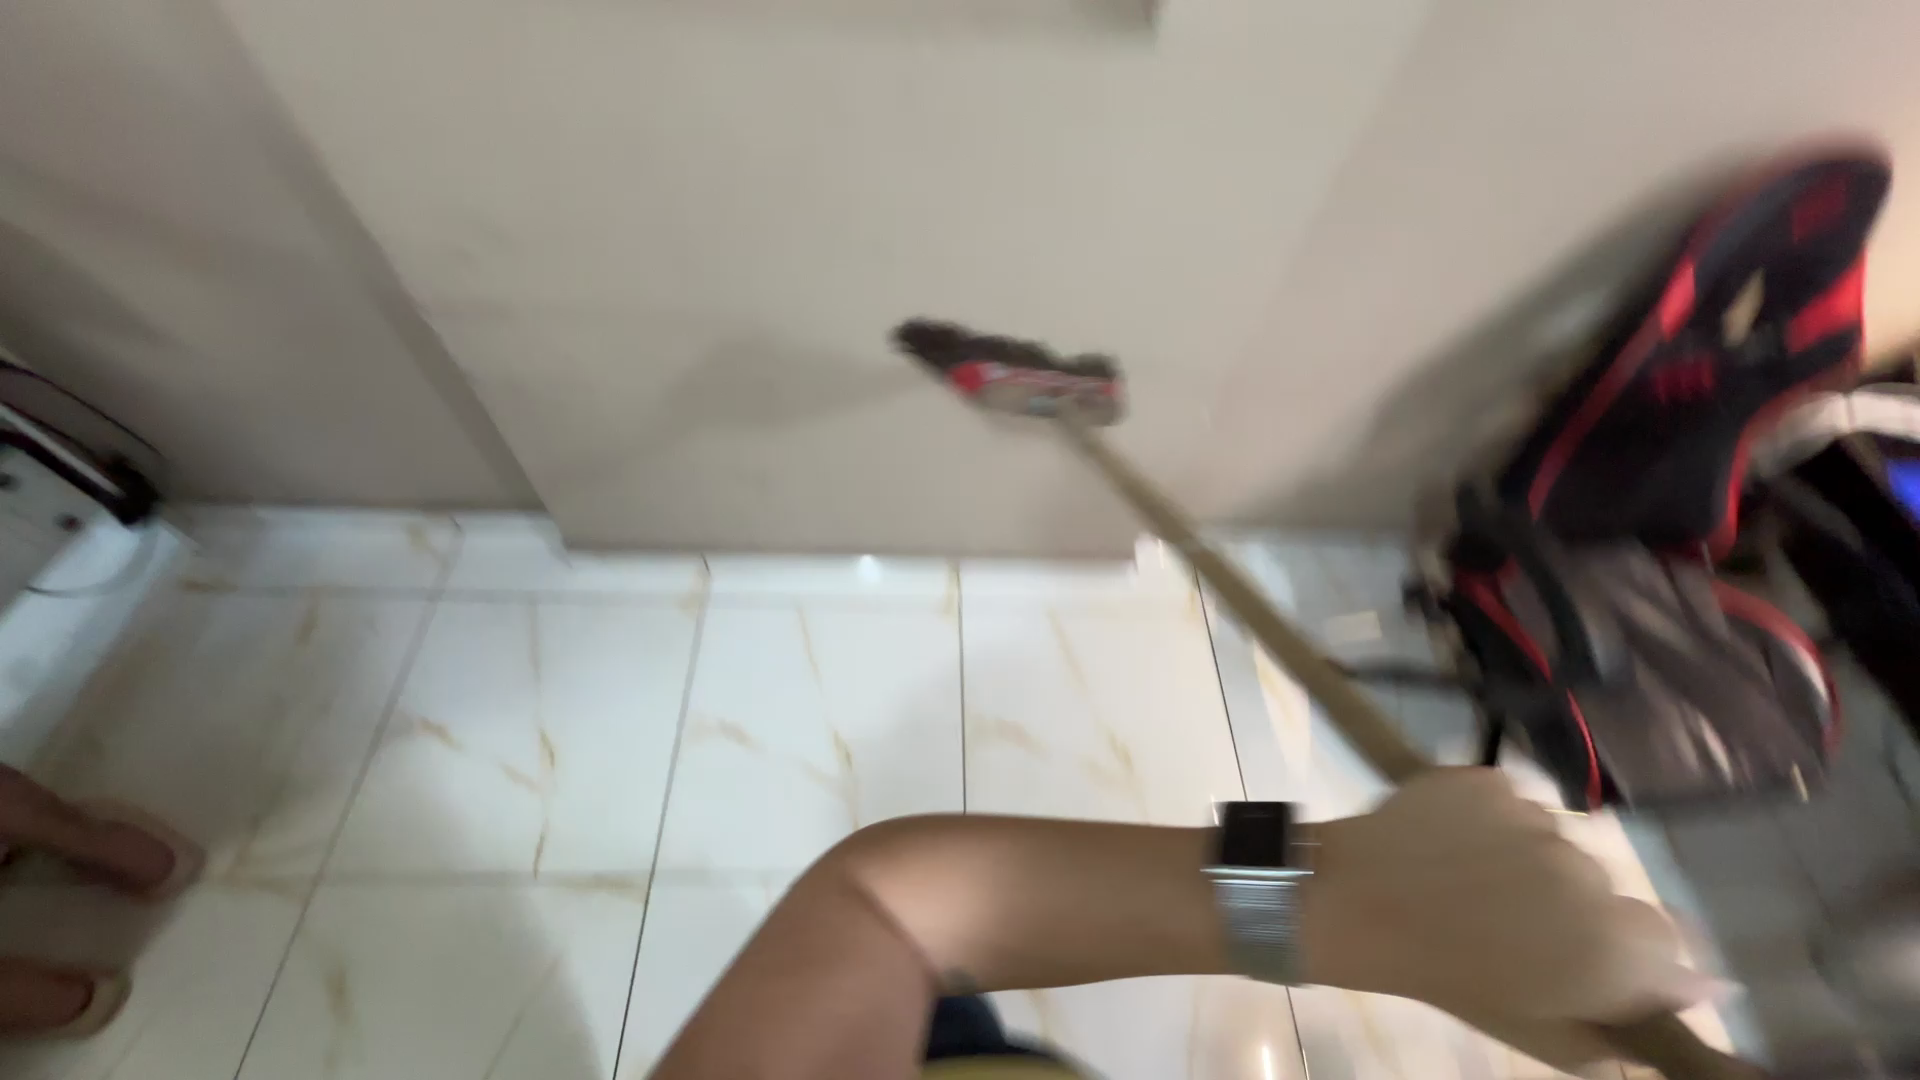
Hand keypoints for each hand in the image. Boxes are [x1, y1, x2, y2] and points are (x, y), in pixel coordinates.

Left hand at [1299, 768, 1713, 1070]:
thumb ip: (1632, 1026)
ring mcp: (1533, 817)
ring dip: (1527, 853)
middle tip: (1508, 913)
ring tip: (1468, 873)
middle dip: (1570, 899)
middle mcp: (1590, 874)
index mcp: (1618, 946)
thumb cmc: (1448, 977)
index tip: (1577, 950)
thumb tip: (1708, 990)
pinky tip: (1451, 838)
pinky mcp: (1485, 779)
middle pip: (1603, 883)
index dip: (1622, 947)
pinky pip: (1508, 799)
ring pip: (1553, 837)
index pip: (1665, 940)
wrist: (1353, 902)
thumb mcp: (1547, 1034)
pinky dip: (1488, 816)